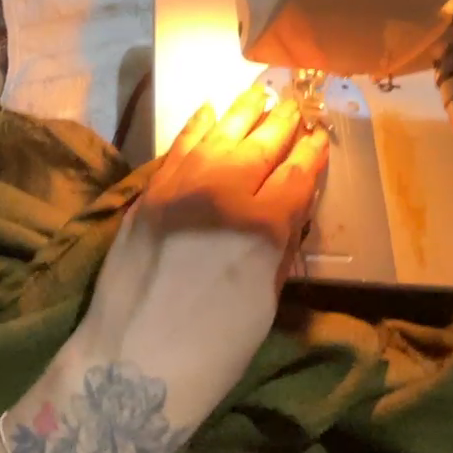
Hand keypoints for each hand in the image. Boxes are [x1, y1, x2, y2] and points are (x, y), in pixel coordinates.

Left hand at [63, 84, 329, 429]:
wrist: (131, 360)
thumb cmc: (212, 350)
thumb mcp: (266, 303)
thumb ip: (278, 250)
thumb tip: (287, 213)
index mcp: (262, 228)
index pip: (296, 176)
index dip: (311, 153)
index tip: (321, 135)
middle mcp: (222, 195)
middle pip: (260, 146)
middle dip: (282, 122)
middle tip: (296, 102)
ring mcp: (178, 189)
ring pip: (218, 137)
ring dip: (241, 113)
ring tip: (259, 92)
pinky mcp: (148, 194)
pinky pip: (176, 149)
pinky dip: (195, 127)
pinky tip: (209, 110)